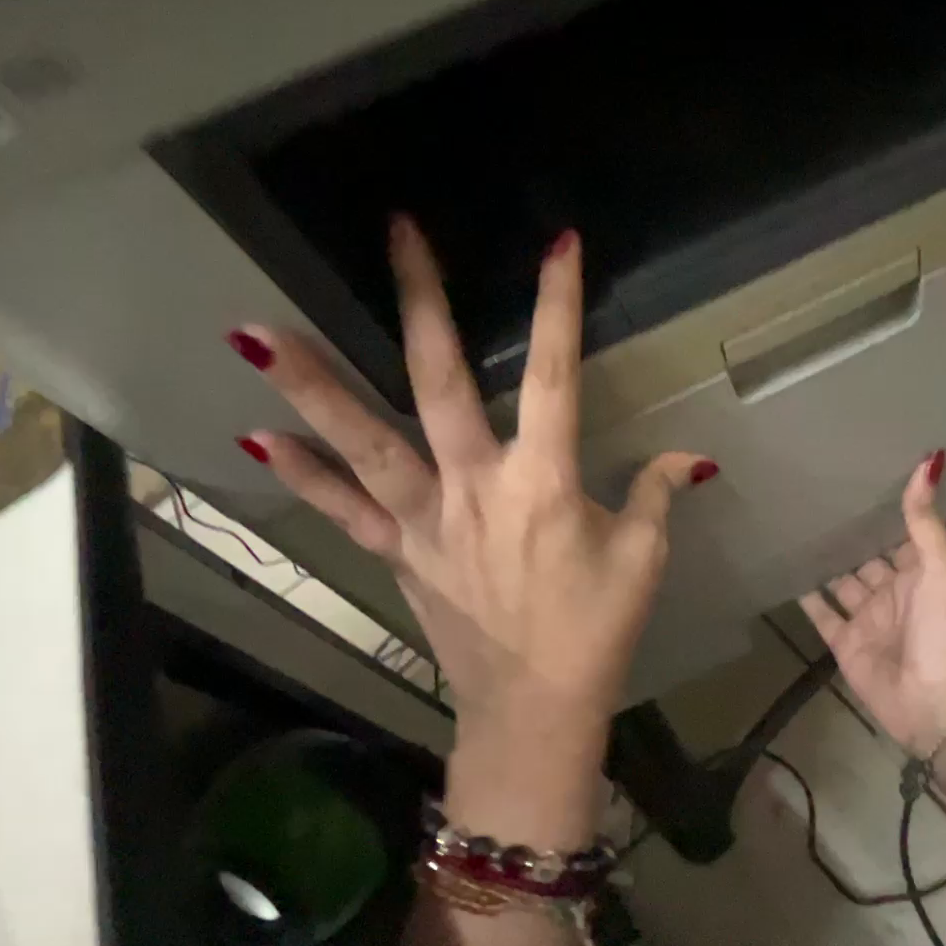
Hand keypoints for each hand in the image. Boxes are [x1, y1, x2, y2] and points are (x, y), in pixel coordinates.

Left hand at [229, 217, 713, 733]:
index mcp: (544, 484)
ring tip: (252, 335)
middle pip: (440, 385)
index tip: (559, 245)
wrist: (534, 710)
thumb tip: (693, 457)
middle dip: (421, 305)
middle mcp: (474, 488)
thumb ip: (657, 494)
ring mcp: (424, 521)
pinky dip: (305, 475)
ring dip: (310, 388)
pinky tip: (257, 438)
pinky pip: (345, 511)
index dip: (559, 307)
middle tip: (396, 235)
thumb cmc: (595, 631)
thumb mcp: (642, 559)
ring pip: (364, 444)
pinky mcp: (397, 553)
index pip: (555, 378)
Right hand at [799, 453, 945, 755]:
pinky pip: (821, 614)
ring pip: (842, 583)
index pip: (900, 537)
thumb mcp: (940, 569)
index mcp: (922, 575)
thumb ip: (924, 521)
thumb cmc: (945, 631)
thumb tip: (929, 460)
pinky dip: (806, 596)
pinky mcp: (845, 643)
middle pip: (867, 558)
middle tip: (817, 499)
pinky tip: (787, 569)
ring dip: (826, 561)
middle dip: (849, 535)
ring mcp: (868, 619)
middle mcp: (894, 594)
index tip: (859, 479)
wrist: (936, 703)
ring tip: (797, 527)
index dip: (884, 513)